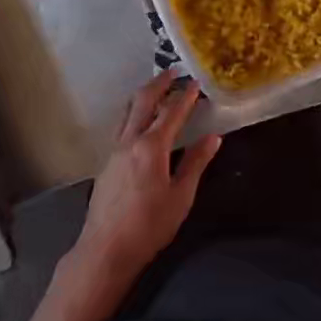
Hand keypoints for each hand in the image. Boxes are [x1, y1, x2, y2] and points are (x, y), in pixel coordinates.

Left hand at [71, 68, 221, 283]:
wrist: (107, 248)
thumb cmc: (149, 226)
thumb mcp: (181, 196)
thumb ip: (196, 163)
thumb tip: (213, 138)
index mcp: (151, 148)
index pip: (171, 113)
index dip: (185, 97)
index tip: (196, 83)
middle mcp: (129, 142)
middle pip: (143, 102)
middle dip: (159, 84)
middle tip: (173, 72)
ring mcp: (114, 151)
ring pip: (127, 112)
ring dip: (143, 96)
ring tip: (156, 89)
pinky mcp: (107, 163)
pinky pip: (121, 127)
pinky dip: (134, 114)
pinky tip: (141, 122)